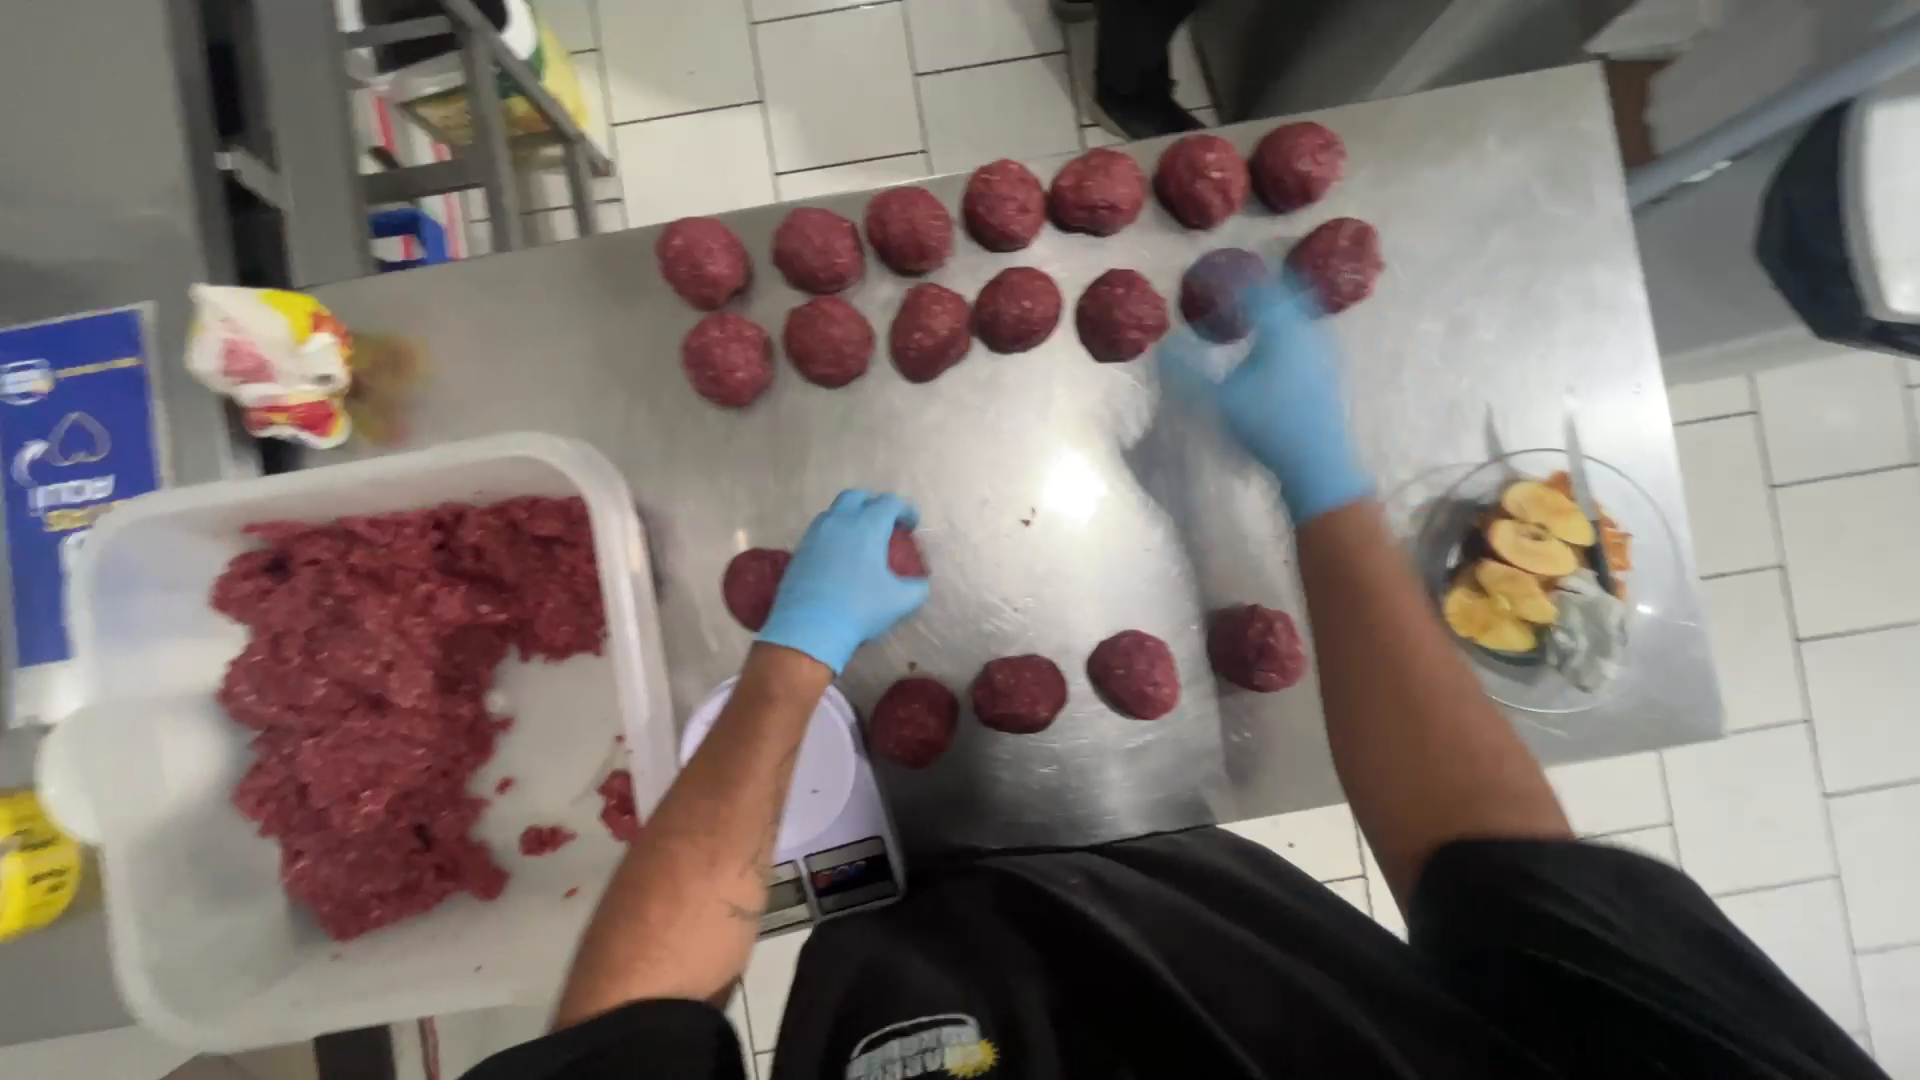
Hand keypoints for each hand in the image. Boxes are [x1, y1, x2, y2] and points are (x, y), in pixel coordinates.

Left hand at [757, 490, 929, 673]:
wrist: (808, 629)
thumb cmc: (859, 610)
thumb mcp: (900, 602)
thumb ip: (917, 588)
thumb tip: (921, 584)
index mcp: (867, 527)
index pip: (889, 502)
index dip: (905, 509)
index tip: (911, 525)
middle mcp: (839, 522)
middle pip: (857, 496)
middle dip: (874, 503)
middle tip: (885, 522)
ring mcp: (814, 535)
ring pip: (834, 511)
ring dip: (851, 516)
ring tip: (861, 538)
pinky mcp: (799, 551)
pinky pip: (819, 530)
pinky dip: (834, 533)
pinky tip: (839, 556)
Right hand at [1158, 274, 1373, 523]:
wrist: (1317, 462)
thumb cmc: (1266, 427)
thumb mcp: (1218, 400)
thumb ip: (1187, 372)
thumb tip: (1161, 347)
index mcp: (1279, 330)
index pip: (1250, 290)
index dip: (1225, 279)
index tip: (1204, 274)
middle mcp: (1305, 331)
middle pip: (1281, 293)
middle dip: (1253, 285)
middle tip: (1231, 284)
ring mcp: (1320, 351)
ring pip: (1296, 312)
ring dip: (1271, 306)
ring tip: (1250, 311)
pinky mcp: (1326, 371)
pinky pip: (1303, 333)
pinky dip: (1283, 327)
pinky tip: (1273, 347)